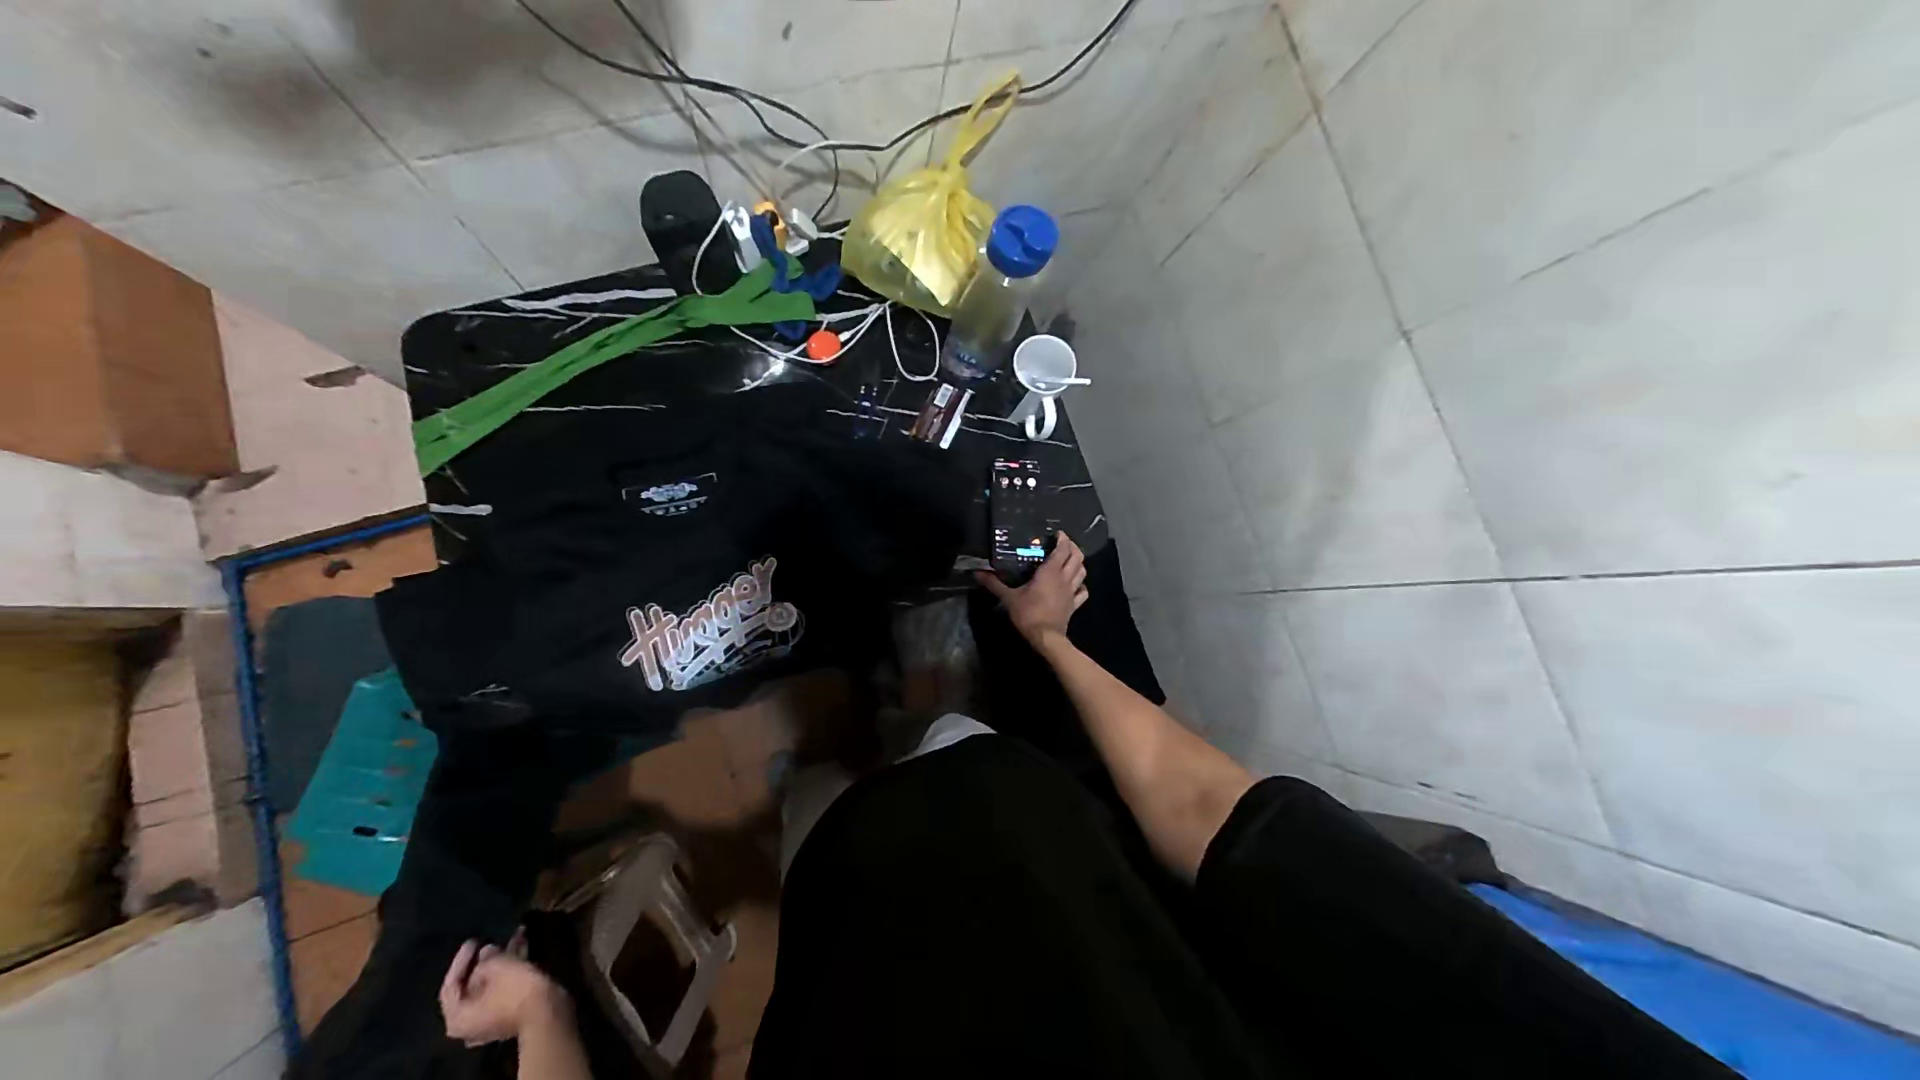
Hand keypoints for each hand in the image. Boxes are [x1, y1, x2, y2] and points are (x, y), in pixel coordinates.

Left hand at [439, 937, 569, 1047]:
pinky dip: (512, 969)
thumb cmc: (515, 990)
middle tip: (493, 940)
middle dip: (486, 959)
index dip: (461, 960)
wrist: (547, 1011)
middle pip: (472, 986)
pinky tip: (524, 946)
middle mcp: (469, 1024)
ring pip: (493, 985)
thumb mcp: (497, 966)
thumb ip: (486, 958)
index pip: (450, 986)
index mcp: (457, 1018)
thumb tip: (485, 952)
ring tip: (516, 934)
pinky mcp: (511, 1014)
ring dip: (503, 960)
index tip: (474, 940)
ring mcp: (491, 1020)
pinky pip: (505, 989)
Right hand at [975, 532, 1089, 647]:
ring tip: (1069, 560)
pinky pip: (1083, 591)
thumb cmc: (1028, 614)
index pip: (1062, 549)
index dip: (1063, 539)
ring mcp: (1072, 592)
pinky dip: (1081, 584)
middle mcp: (1064, 578)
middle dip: (1073, 547)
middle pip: (1077, 557)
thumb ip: (994, 584)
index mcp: (1050, 572)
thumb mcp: (1008, 598)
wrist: (1046, 637)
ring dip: (1078, 563)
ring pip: (1082, 571)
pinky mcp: (1074, 605)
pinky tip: (1075, 584)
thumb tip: (978, 573)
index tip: (1057, 533)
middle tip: (1064, 543)